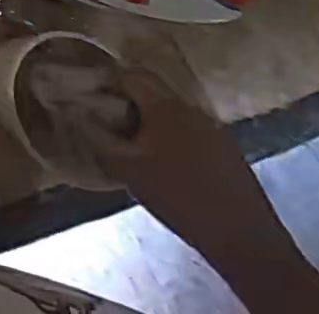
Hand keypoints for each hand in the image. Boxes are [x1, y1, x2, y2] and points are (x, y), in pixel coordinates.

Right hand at [91, 71, 318, 313]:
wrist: (246, 242)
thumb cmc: (178, 197)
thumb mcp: (126, 170)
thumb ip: (96, 139)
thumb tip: (72, 116)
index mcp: (166, 107)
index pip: (129, 77)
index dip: (105, 78)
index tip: (86, 87)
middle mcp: (193, 110)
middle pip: (153, 92)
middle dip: (127, 98)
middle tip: (105, 112)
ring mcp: (217, 131)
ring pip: (173, 112)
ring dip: (151, 118)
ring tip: (131, 135)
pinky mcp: (230, 153)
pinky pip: (192, 130)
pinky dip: (172, 134)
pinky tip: (164, 156)